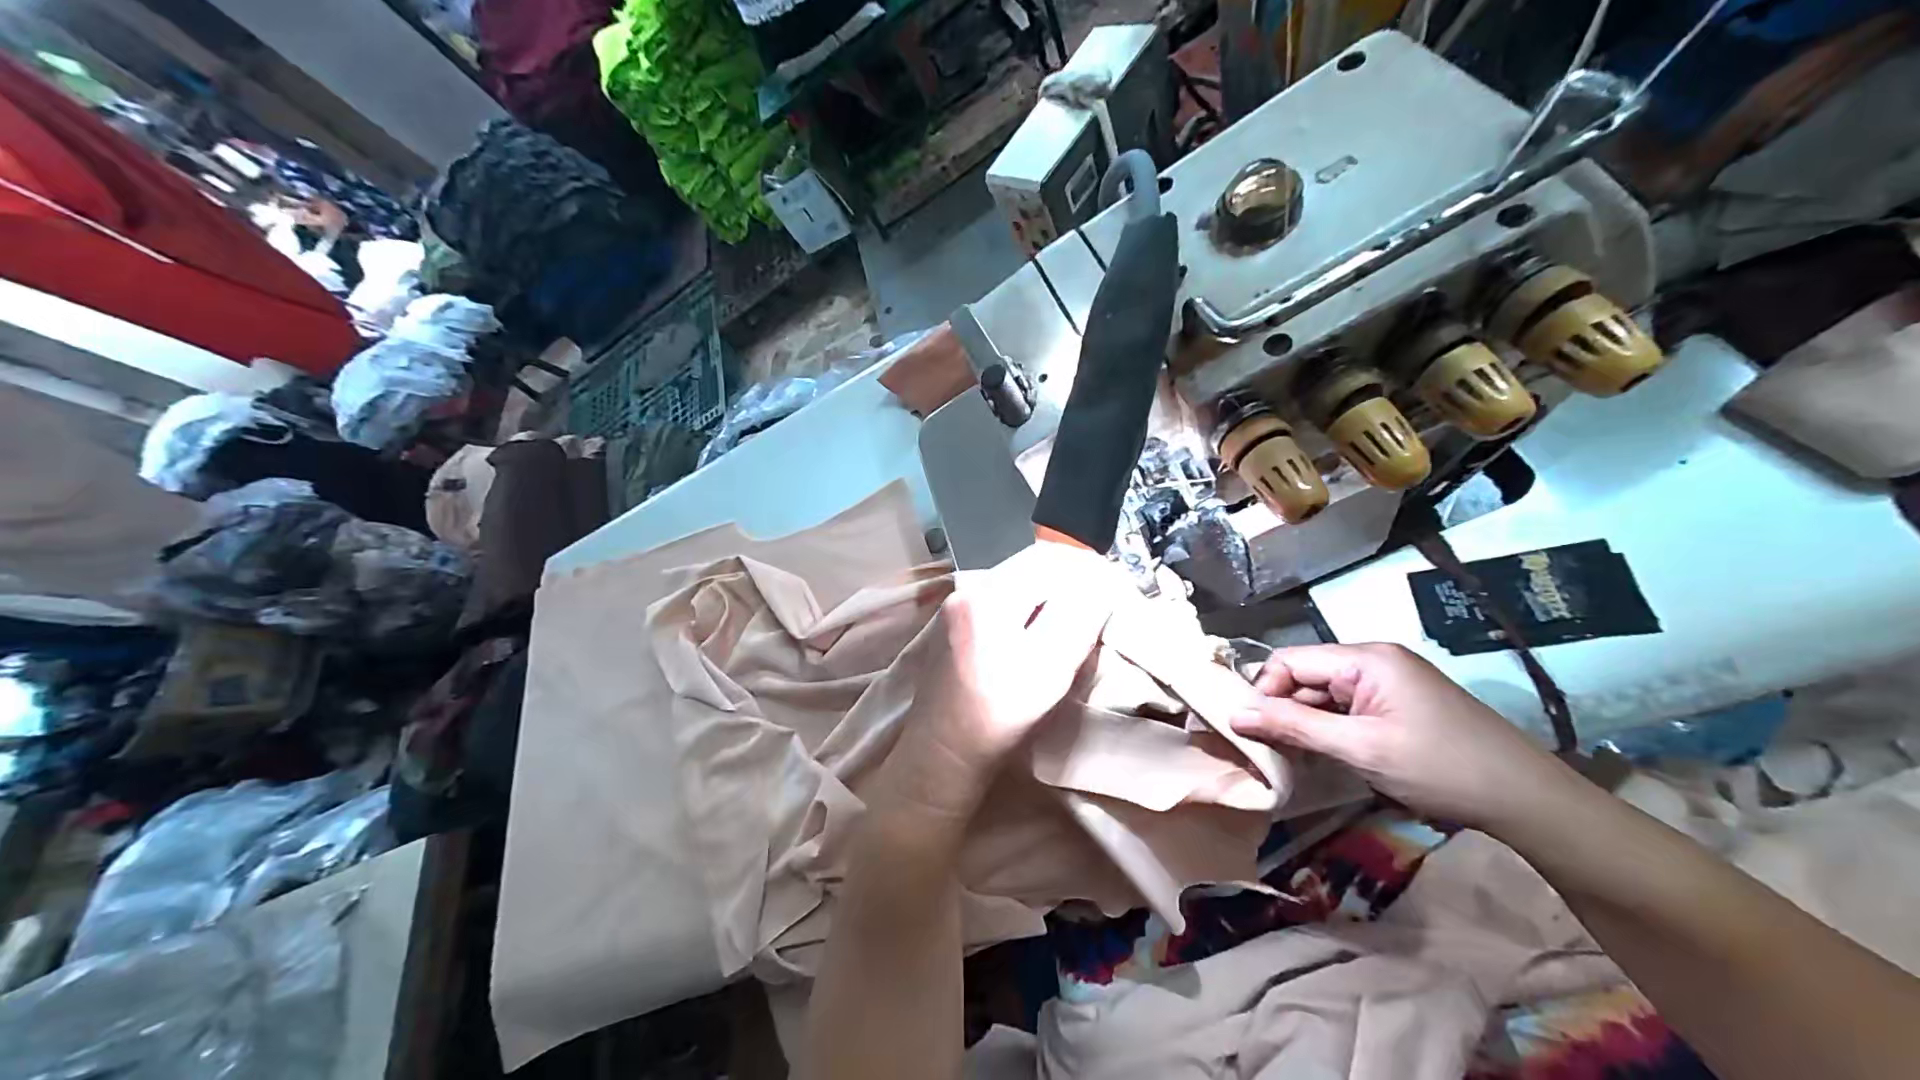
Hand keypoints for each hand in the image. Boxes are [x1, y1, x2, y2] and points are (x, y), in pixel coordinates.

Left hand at [887, 542, 1116, 822]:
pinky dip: (1032, 592)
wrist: (942, 750)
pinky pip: (1003, 589)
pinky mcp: (954, 615)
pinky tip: (1047, 613)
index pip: (1055, 564)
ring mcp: (959, 601)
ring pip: (1019, 573)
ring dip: (1055, 579)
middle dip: (1076, 571)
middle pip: (1035, 562)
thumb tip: (1104, 586)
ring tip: (1083, 600)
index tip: (1120, 586)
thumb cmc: (999, 721)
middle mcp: (972, 591)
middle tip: (1107, 589)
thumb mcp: (1050, 673)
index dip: (1094, 572)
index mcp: (992, 601)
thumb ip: (1079, 621)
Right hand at [1231, 643, 1576, 830]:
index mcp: (1366, 658)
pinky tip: (1327, 754)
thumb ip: (1293, 726)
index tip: (1252, 730)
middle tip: (1272, 750)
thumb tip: (1233, 714)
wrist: (1527, 799)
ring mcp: (1390, 680)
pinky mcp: (1400, 702)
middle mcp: (1375, 659)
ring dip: (1306, 722)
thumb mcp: (1359, 749)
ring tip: (1297, 757)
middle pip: (1305, 675)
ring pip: (1324, 693)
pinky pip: (1347, 706)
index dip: (1264, 691)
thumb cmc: (1440, 768)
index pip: (1289, 660)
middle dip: (1283, 709)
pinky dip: (1331, 728)